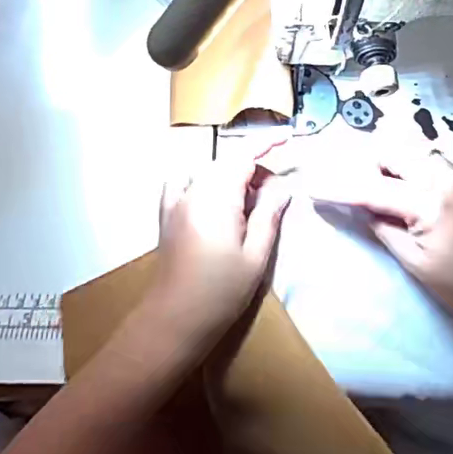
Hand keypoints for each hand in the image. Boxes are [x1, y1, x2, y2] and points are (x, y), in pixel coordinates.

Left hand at [142, 159, 292, 355]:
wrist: (175, 317)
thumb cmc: (222, 291)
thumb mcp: (256, 255)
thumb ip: (268, 214)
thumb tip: (282, 186)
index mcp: (216, 198)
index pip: (242, 157)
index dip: (265, 144)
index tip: (287, 137)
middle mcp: (192, 190)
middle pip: (226, 164)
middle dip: (253, 170)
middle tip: (275, 196)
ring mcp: (175, 200)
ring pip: (208, 173)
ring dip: (230, 179)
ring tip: (248, 207)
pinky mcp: (166, 212)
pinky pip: (184, 183)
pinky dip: (202, 182)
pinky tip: (214, 202)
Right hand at [304, 147, 452, 335]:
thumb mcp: (416, 263)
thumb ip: (380, 227)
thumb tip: (352, 207)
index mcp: (431, 198)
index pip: (370, 186)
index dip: (336, 188)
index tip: (309, 187)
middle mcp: (446, 175)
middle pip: (390, 151)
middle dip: (361, 164)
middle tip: (340, 186)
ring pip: (409, 153)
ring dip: (384, 165)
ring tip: (366, 188)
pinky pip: (427, 163)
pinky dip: (405, 170)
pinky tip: (397, 191)